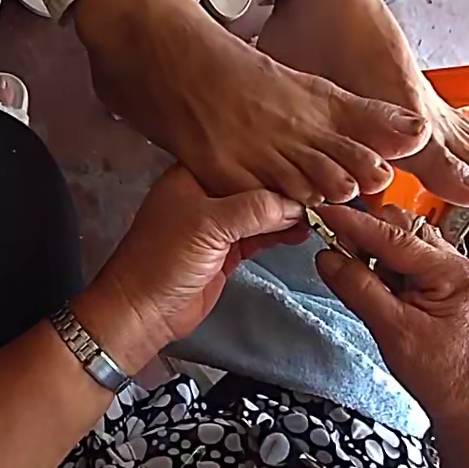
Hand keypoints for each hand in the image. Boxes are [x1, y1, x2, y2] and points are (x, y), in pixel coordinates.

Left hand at [84, 166, 306, 363]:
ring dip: (285, 214)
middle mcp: (205, 195)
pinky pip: (257, 235)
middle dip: (284, 189)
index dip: (273, 161)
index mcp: (192, 175)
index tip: (311, 163)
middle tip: (324, 190)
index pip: (240, 159)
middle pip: (252, 185)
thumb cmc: (165, 258)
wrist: (144, 309)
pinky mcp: (224, 250)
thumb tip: (297, 202)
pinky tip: (301, 231)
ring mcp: (215, 224)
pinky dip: (278, 234)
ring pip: (258, 212)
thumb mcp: (210, 224)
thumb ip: (254, 208)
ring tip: (319, 211)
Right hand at [312, 204, 468, 442]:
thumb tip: (327, 257)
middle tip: (341, 259)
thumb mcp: (392, 332)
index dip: (353, 223)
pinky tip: (378, 291)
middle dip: (365, 238)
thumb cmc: (444, 378)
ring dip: (374, 255)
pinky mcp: (439, 284)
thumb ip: (357, 288)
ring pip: (400, 241)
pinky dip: (382, 268)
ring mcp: (450, 273)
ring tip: (367, 287)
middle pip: (399, 227)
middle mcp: (457, 265)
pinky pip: (403, 260)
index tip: (323, 213)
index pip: (393, 236)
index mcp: (454, 273)